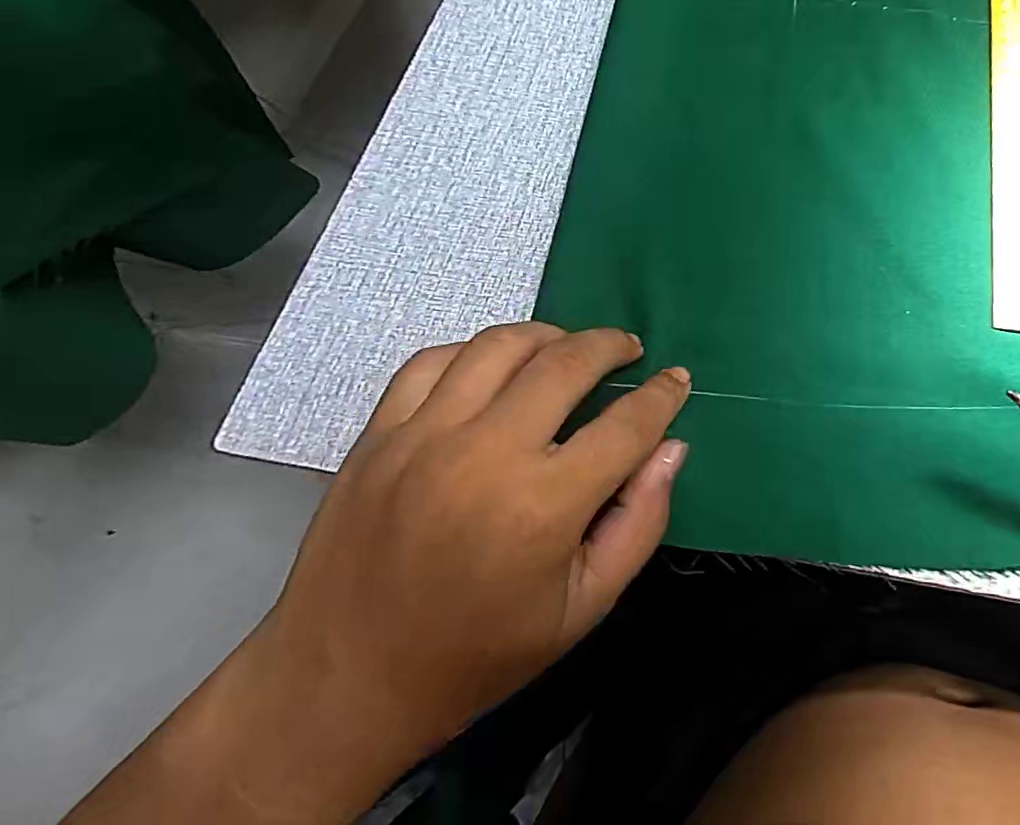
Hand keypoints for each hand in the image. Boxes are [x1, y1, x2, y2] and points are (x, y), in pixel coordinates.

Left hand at [267, 322, 690, 728]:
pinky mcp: (377, 436)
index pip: (626, 425)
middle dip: (611, 345)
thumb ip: (642, 521)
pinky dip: (476, 351)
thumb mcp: (586, 606)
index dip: (661, 395)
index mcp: (543, 505)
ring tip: (569, 347)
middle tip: (629, 348)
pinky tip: (495, 367)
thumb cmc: (480, 654)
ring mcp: (422, 438)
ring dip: (549, 335)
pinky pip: (432, 361)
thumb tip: (671, 448)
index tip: (677, 380)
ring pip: (499, 346)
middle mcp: (484, 455)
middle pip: (566, 364)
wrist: (342, 685)